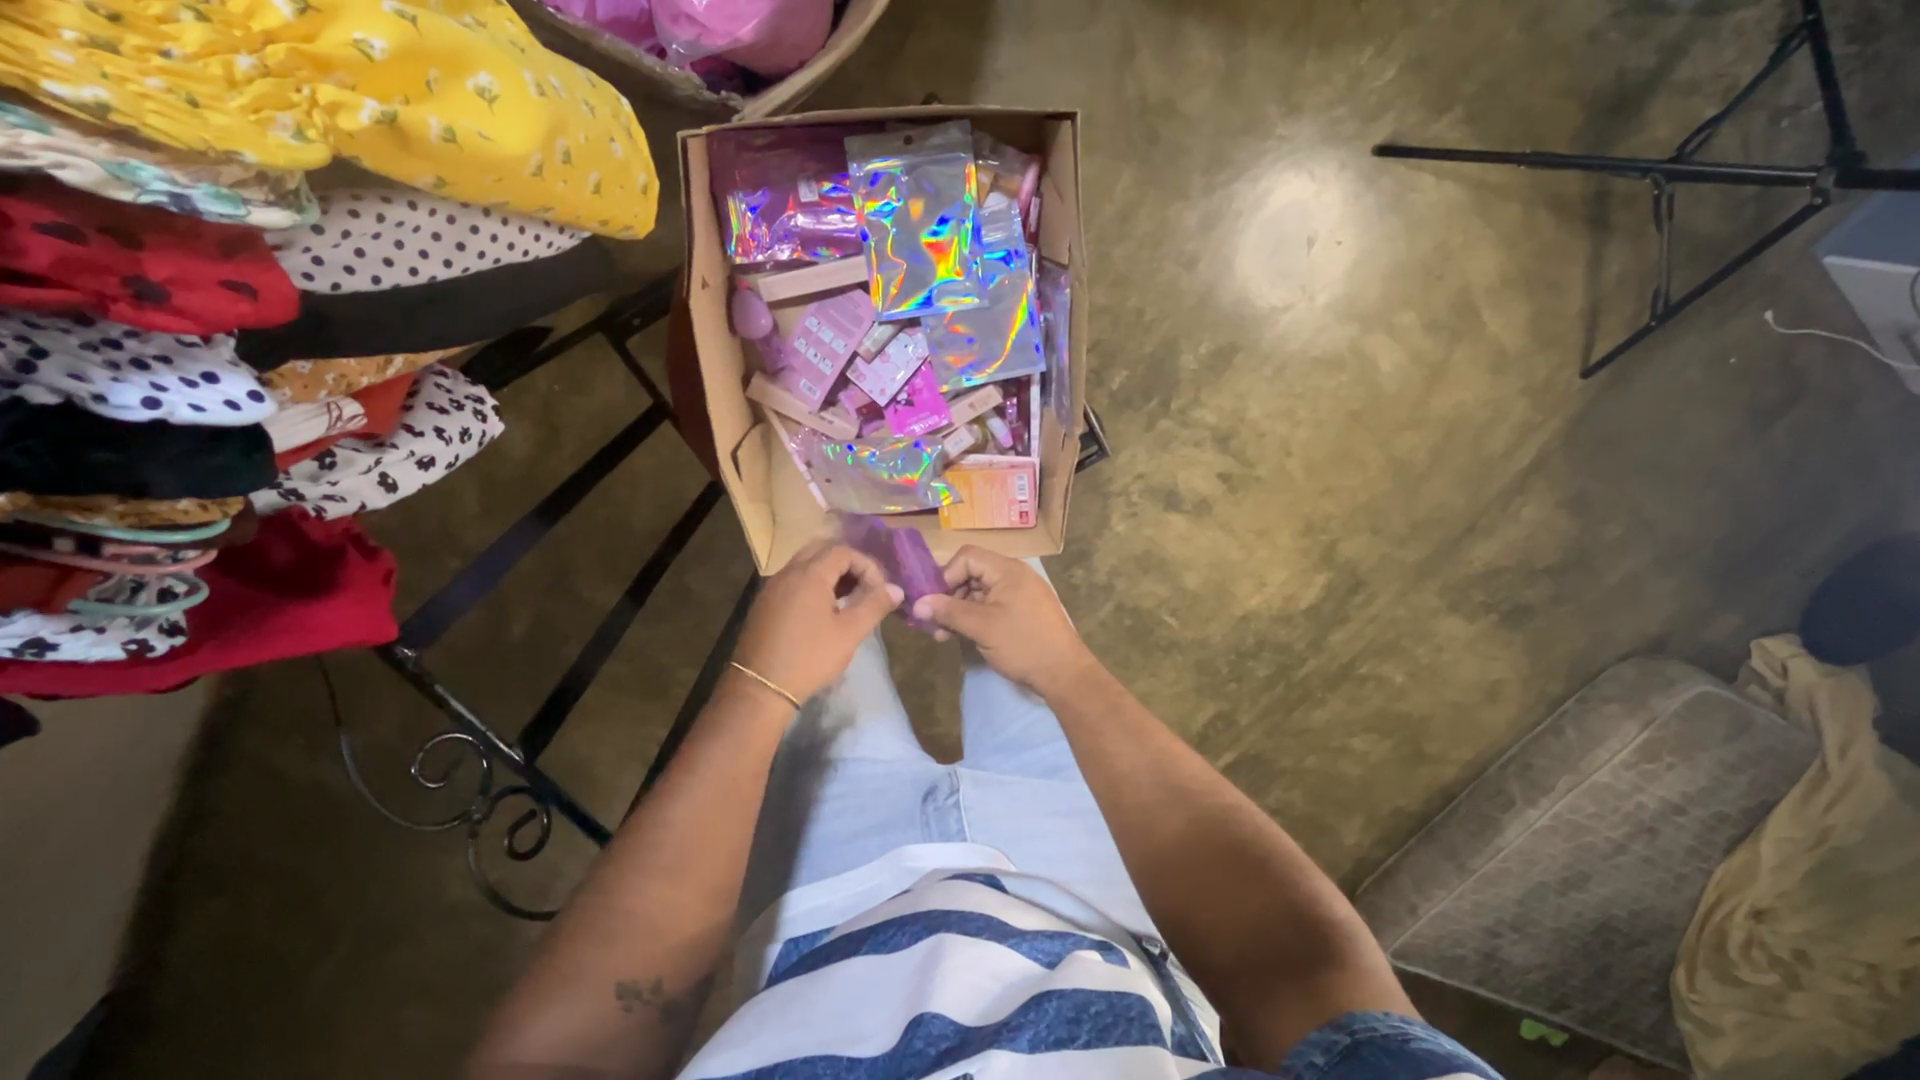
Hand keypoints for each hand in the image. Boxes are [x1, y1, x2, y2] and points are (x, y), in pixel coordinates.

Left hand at [731, 541, 903, 704]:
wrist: (761, 686)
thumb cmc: (810, 657)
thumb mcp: (850, 632)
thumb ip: (874, 605)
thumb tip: (895, 588)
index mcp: (810, 574)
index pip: (843, 551)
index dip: (866, 565)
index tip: (878, 589)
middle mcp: (788, 572)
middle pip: (821, 550)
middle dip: (847, 564)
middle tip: (863, 587)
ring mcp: (772, 587)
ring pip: (804, 565)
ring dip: (828, 574)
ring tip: (846, 600)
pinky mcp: (764, 604)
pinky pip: (792, 581)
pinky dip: (811, 585)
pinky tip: (821, 612)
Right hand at [910, 546, 1098, 696]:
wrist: (1065, 674)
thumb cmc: (1023, 644)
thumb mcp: (981, 627)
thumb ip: (948, 612)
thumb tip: (917, 604)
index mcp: (1008, 570)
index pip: (967, 557)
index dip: (946, 576)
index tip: (935, 603)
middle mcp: (1014, 576)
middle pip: (971, 574)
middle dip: (949, 596)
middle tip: (935, 624)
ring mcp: (1020, 594)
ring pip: (979, 593)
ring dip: (959, 611)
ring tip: (945, 635)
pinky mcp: (1022, 612)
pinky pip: (992, 606)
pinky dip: (975, 618)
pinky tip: (964, 636)